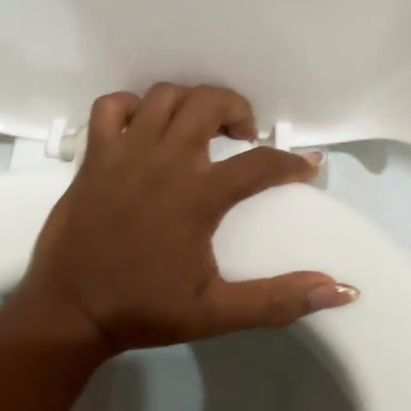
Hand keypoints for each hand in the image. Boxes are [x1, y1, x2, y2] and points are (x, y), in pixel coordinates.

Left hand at [10, 84, 356, 355]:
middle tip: (243, 138)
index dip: (292, 162)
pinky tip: (144, 128)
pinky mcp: (93, 157)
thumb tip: (341, 290)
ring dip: (190, 102)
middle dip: (236, 109)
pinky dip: (131, 106)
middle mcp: (163, 162)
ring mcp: (123, 154)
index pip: (260, 164)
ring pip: (163, 96)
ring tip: (200, 129)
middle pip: (209, 103)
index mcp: (197, 197)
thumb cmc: (144, 310)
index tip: (306, 167)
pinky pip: (110, 107)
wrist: (70, 311)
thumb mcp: (217, 313)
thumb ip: (278, 300)